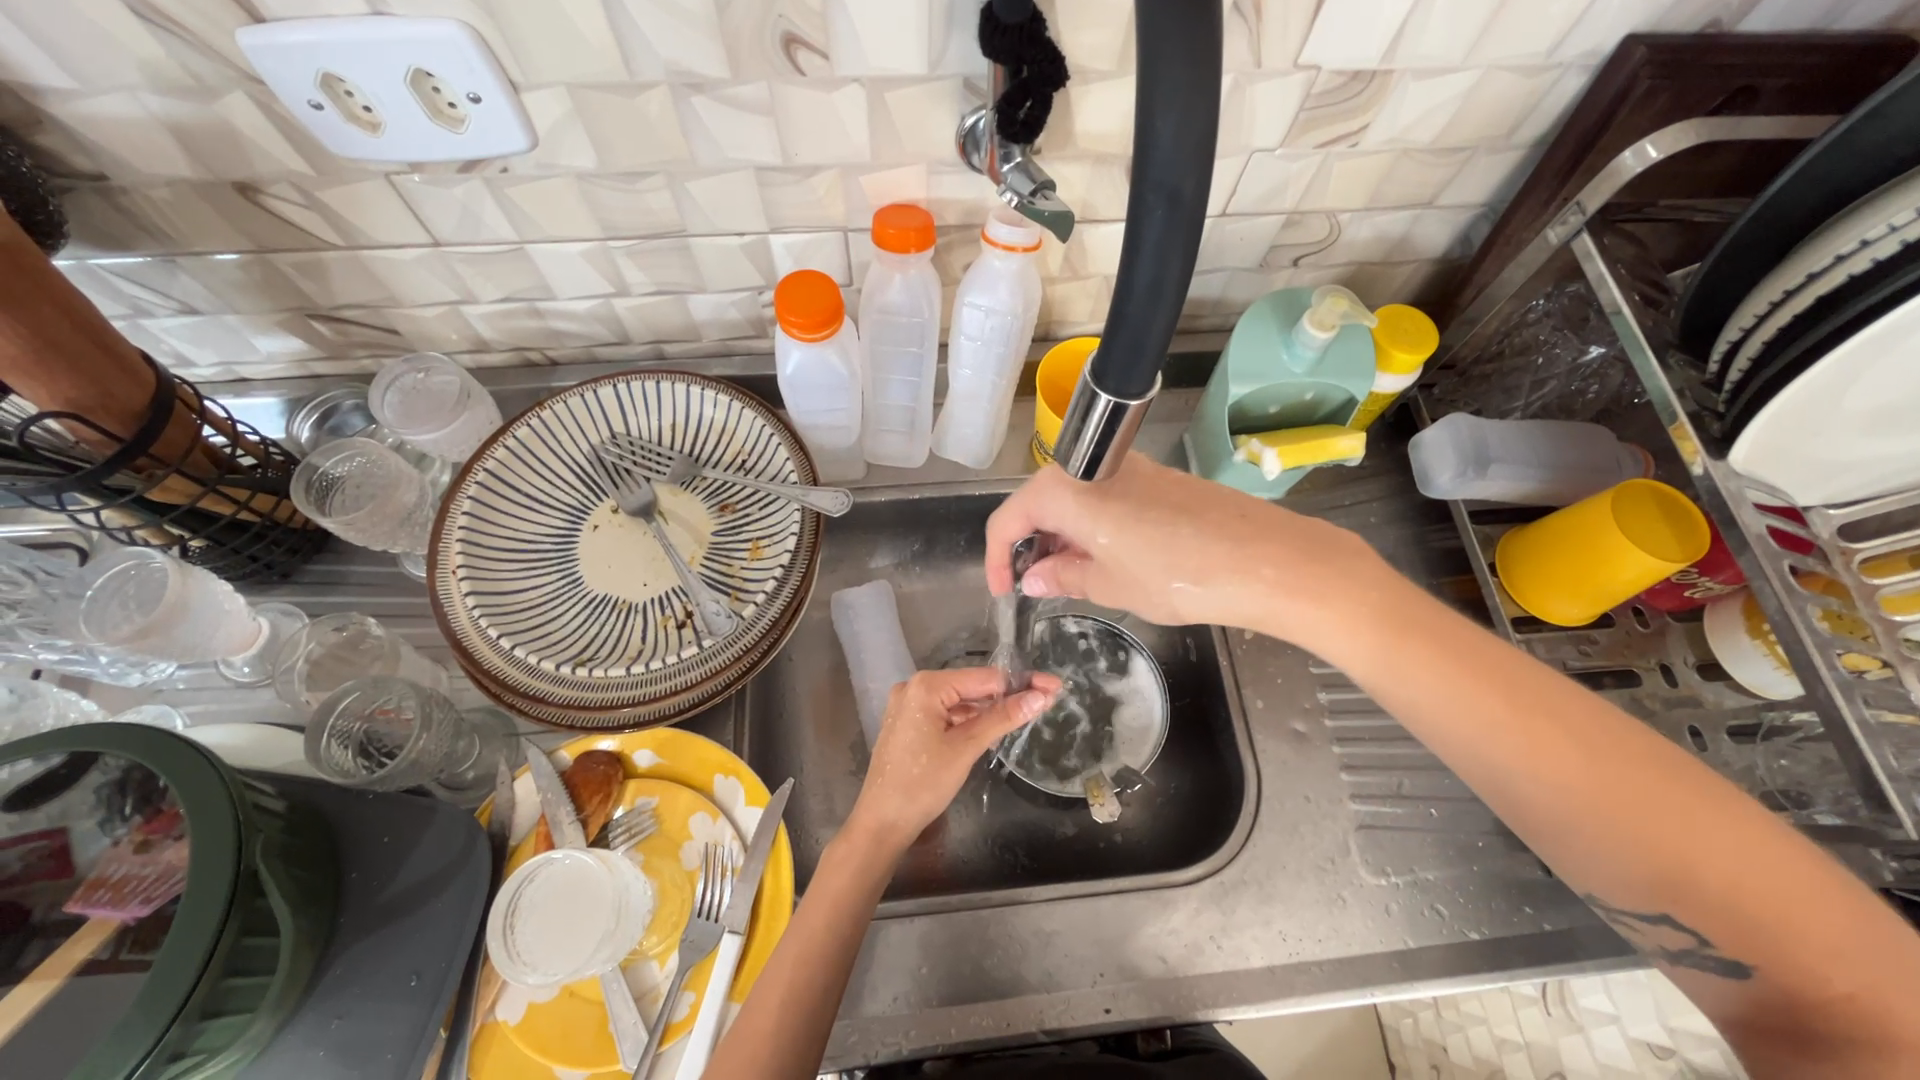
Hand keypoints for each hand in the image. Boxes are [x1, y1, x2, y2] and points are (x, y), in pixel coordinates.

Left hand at [847, 667, 1060, 852]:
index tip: (1053, 688)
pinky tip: (990, 730)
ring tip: (1025, 715)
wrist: (882, 821)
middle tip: (1046, 702)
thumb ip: (1003, 718)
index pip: (985, 678)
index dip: (1022, 683)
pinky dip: (968, 721)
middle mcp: (915, 687)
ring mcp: (909, 705)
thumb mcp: (966, 748)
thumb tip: (1040, 696)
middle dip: (1007, 695)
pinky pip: (946, 714)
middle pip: (972, 686)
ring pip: (960, 701)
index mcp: (927, 685)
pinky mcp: (909, 724)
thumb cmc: (923, 783)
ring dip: (989, 710)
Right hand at [984, 453, 1394, 642]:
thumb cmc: (1178, 575)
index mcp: (1067, 490)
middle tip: (1037, 587)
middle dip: (1031, 545)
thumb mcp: (1110, 585)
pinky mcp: (1156, 478)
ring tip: (1072, 581)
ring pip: (1075, 501)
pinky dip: (1094, 529)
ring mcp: (1128, 470)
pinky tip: (1110, 562)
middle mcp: (1092, 469)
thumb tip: (1033, 577)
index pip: (1009, 517)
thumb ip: (1062, 577)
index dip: (998, 557)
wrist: (1265, 559)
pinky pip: (1105, 499)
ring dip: (1063, 538)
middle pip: (1039, 503)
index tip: (1004, 590)